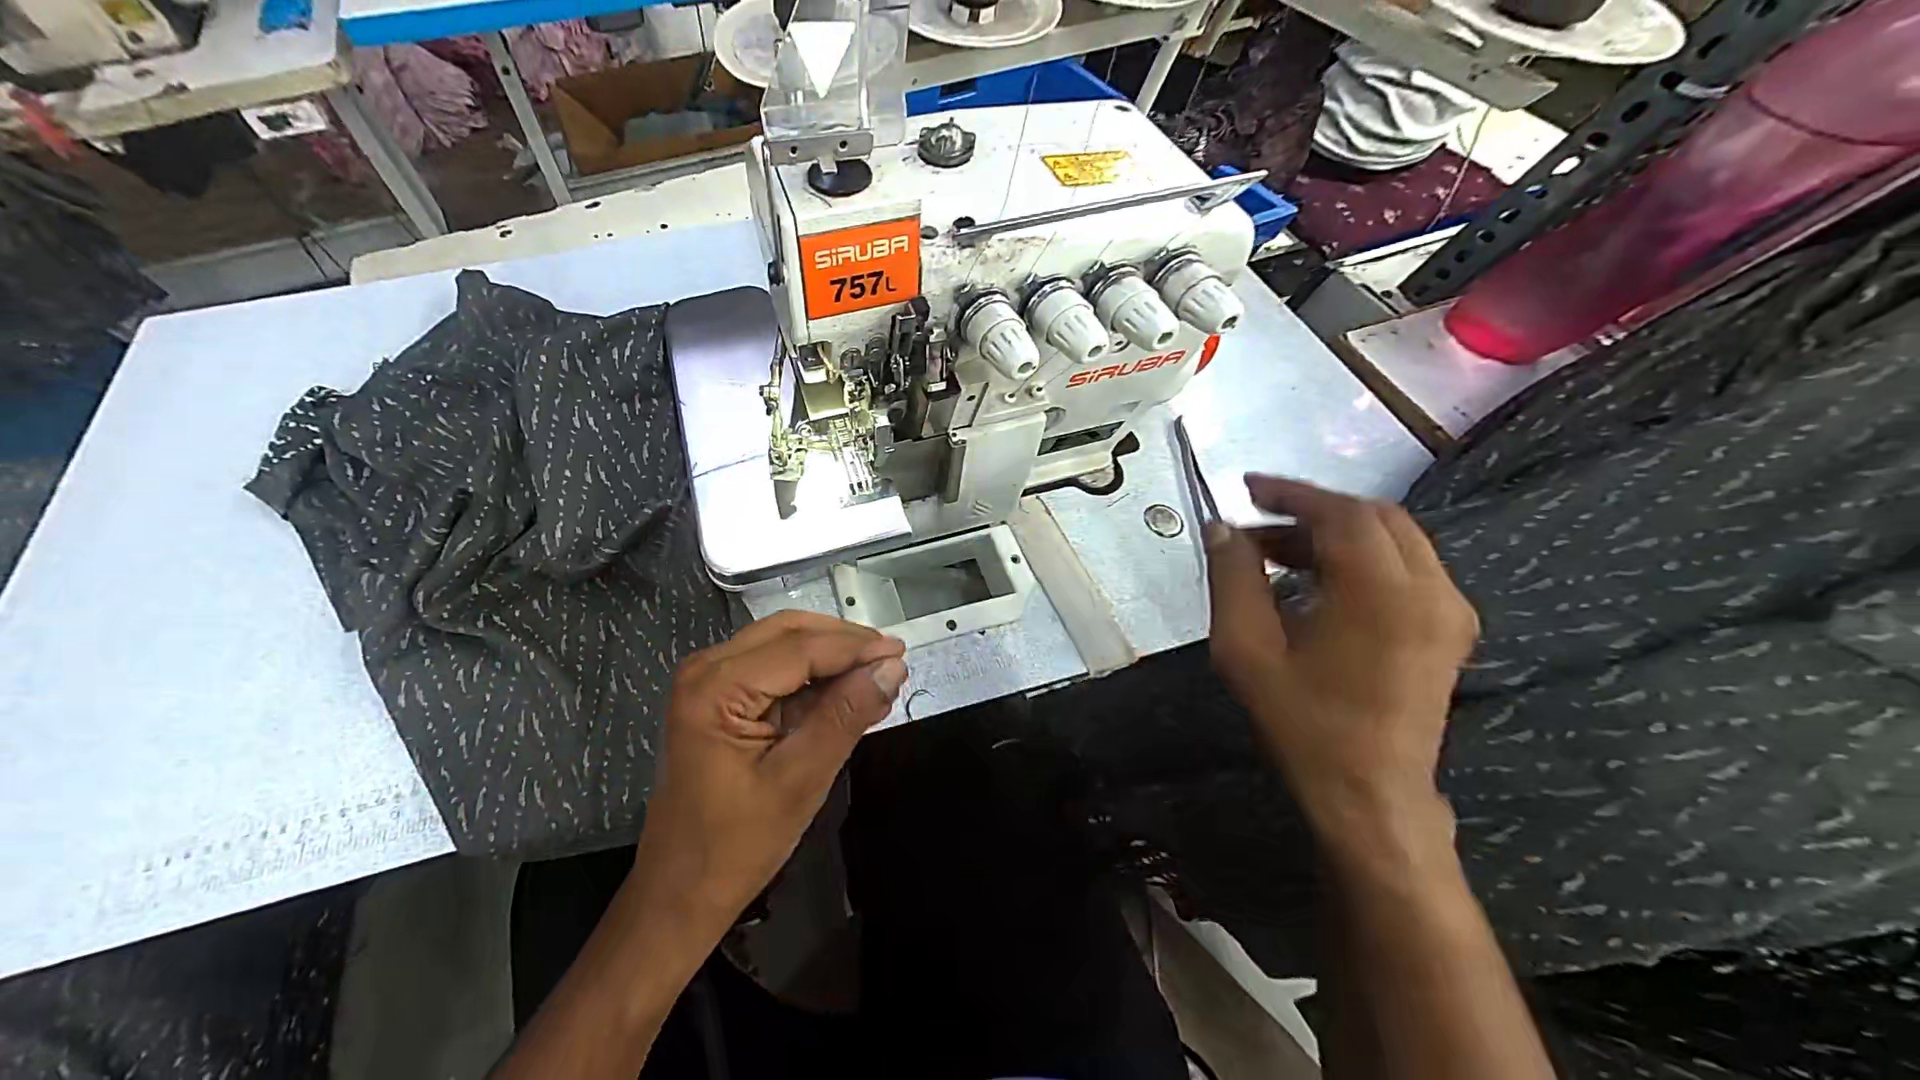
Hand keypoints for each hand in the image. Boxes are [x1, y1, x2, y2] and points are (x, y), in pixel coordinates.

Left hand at [629, 610, 907, 932]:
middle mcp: (705, 671)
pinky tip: (847, 696)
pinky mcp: (717, 700)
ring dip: (831, 659)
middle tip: (891, 661)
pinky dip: (812, 680)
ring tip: (877, 679)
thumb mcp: (800, 780)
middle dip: (844, 643)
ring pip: (783, 646)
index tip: (901, 653)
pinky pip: (773, 672)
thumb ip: (846, 716)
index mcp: (715, 688)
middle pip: (788, 633)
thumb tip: (889, 668)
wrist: (679, 894)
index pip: (800, 648)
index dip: (856, 647)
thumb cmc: (734, 847)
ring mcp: (707, 684)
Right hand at [1204, 475, 1476, 847]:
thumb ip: (1233, 579)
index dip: (1292, 493)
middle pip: (1373, 517)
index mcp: (1382, 593)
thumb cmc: (1303, 724)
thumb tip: (1224, 531)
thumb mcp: (1246, 650)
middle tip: (1257, 525)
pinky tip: (1319, 581)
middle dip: (1312, 511)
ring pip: (1393, 538)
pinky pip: (1407, 565)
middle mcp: (1430, 590)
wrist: (1370, 794)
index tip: (1247, 488)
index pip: (1341, 513)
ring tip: (1278, 554)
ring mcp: (1449, 609)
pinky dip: (1361, 557)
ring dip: (1335, 533)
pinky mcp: (1451, 627)